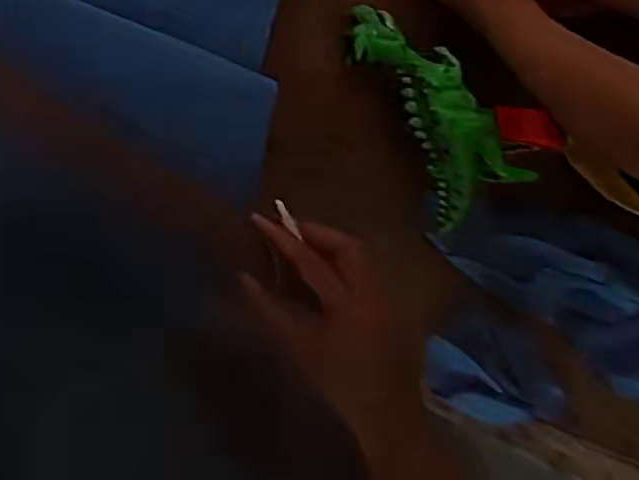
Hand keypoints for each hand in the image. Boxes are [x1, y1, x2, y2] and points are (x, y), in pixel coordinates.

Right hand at [239, 216, 423, 448]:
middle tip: (287, 231)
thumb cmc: (339, 382)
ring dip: (332, 245)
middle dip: (316, 233)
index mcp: (350, 307)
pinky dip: (344, 261)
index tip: (259, 219)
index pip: (311, 259)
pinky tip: (325, 271)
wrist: (391, 420)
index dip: (282, 236)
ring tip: (303, 245)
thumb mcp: (297, 346)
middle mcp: (376, 299)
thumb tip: (243, 276)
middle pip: (351, 247)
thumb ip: (268, 308)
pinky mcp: (395, 311)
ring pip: (363, 257)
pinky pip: (369, 271)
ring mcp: (391, 304)